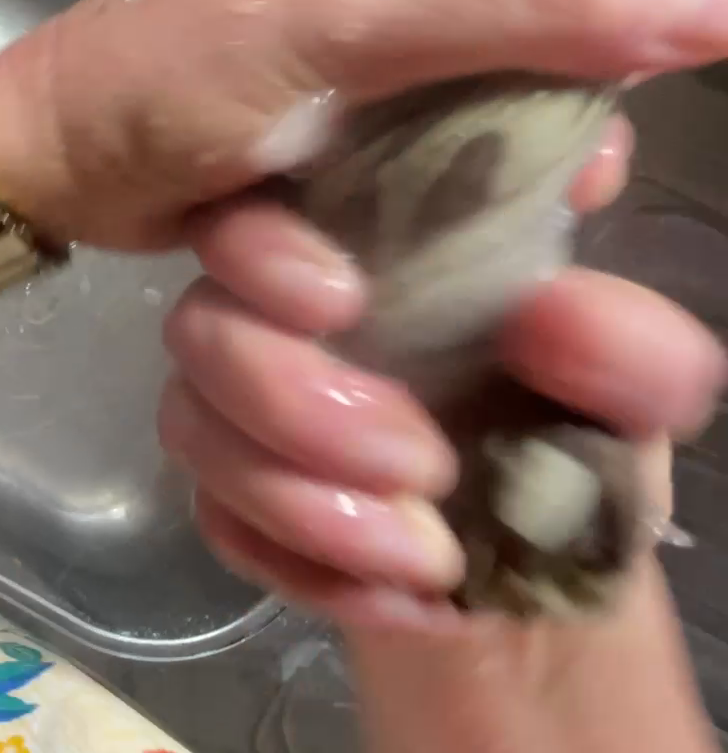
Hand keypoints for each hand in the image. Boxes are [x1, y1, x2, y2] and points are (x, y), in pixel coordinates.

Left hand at [0, 0, 727, 251]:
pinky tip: (408, 230)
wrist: (58, 170)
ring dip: (511, 154)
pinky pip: (430, 158)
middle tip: (559, 136)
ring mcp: (358, 58)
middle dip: (583, 58)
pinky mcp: (334, 135)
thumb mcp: (320, 12)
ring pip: (504, 85)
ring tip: (499, 200)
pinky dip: (433, 199)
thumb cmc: (161, 76)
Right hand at [162, 159, 721, 627]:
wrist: (526, 551)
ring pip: (189, 429)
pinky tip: (392, 597)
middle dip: (286, 402)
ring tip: (430, 560)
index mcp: (333, 260)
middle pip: (196, 329)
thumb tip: (552, 317)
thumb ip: (615, 343)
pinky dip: (299, 566)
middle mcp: (255, 322)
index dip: (256, 252)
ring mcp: (224, 410)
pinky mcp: (219, 492)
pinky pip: (216, 519)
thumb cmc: (562, 429)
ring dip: (295, 501)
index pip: (241, 220)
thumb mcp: (626, 384)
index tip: (338, 304)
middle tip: (416, 465)